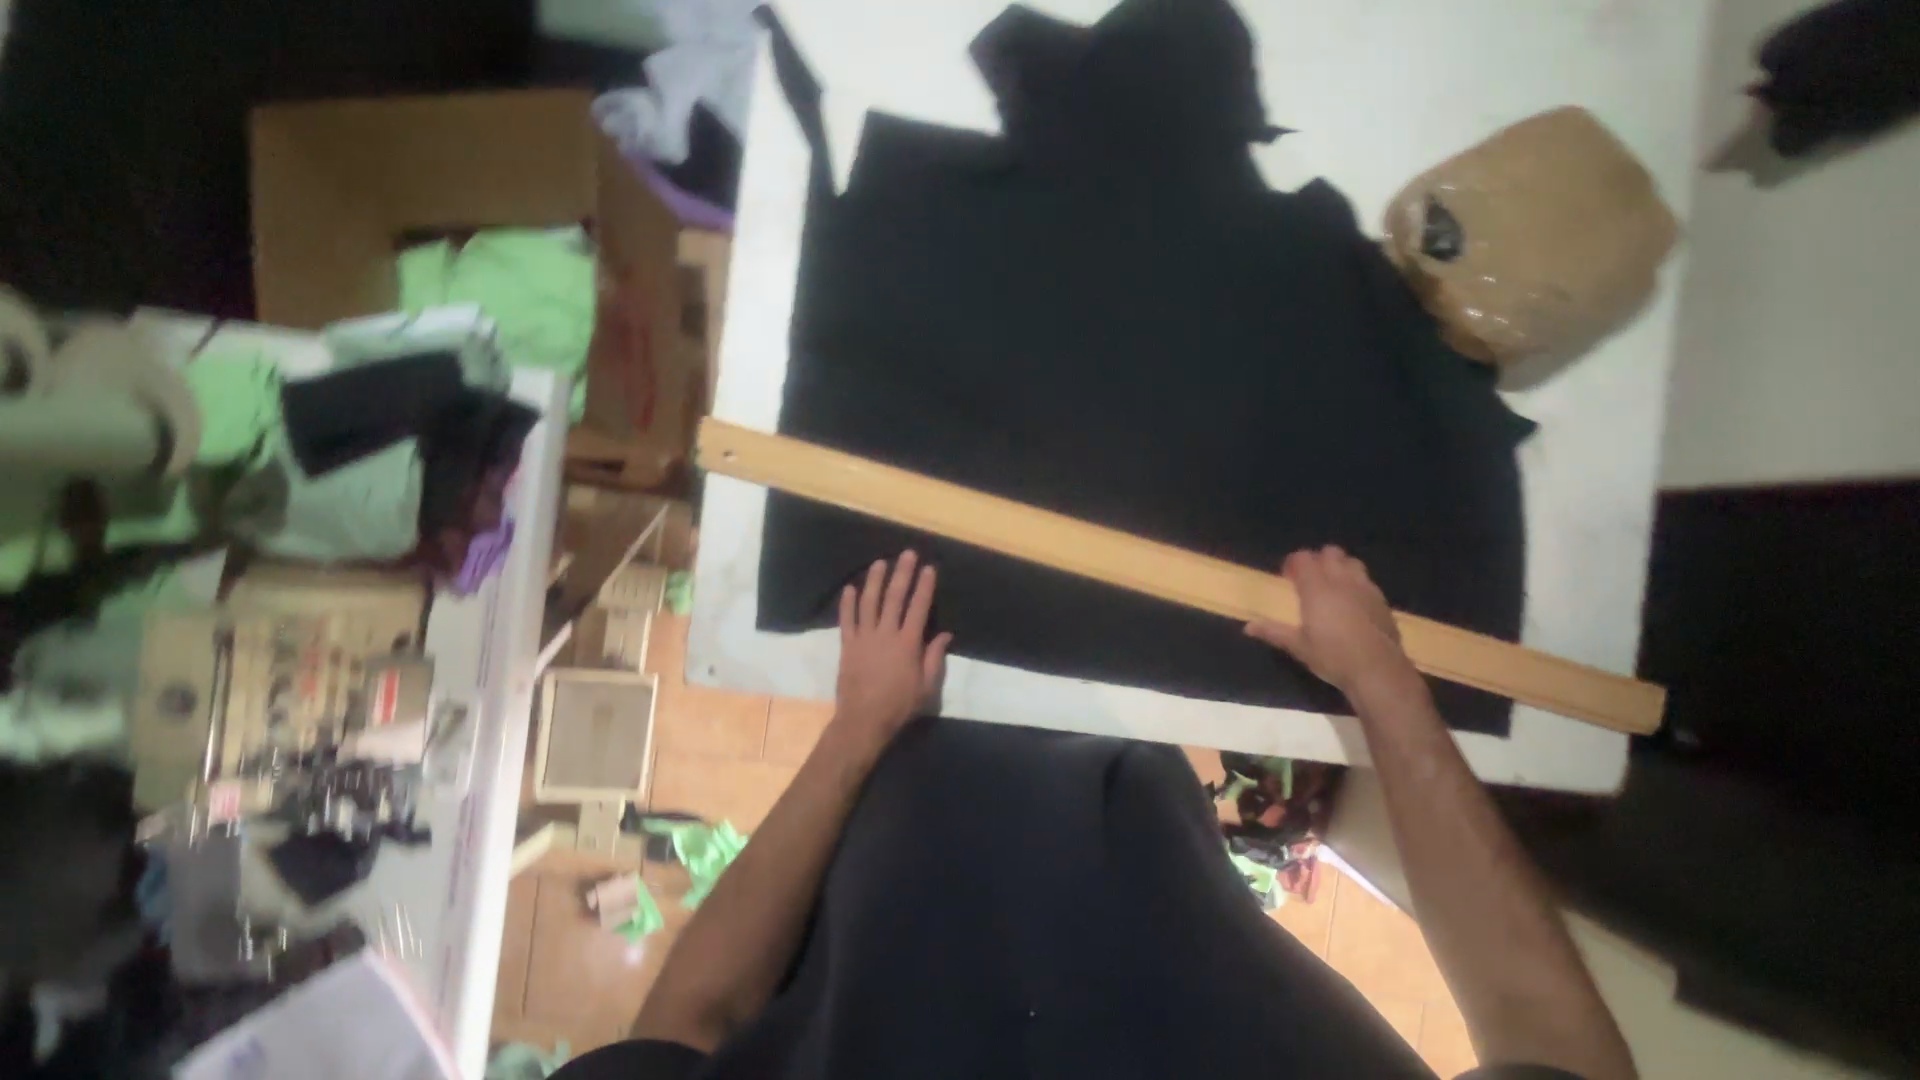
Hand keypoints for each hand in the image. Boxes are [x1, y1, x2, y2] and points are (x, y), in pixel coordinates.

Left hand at [834, 551, 952, 739]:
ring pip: (869, 603)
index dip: (924, 586)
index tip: (929, 568)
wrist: (863, 720)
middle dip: (902, 574)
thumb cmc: (899, 706)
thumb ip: (934, 658)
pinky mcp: (847, 646)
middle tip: (907, 554)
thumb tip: (945, 635)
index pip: (919, 607)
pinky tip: (850, 589)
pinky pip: (847, 620)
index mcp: (908, 643)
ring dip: (874, 580)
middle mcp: (886, 634)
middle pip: (894, 597)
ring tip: (880, 563)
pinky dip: (848, 603)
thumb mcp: (926, 686)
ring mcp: (864, 638)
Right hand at [1245, 546, 1412, 695]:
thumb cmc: (1332, 656)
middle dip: (1318, 559)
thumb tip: (1247, 627)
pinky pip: (1367, 580)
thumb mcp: (1298, 647)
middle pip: (1330, 553)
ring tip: (1333, 585)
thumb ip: (1273, 632)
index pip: (1303, 558)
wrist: (1378, 670)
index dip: (1293, 562)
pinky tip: (1353, 602)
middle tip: (1309, 578)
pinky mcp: (1381, 600)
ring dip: (1340, 567)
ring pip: (1352, 562)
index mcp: (1317, 589)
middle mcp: (1341, 581)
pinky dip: (1356, 583)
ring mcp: (1365, 588)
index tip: (1287, 575)